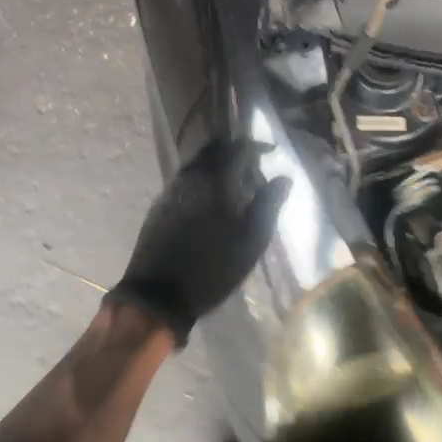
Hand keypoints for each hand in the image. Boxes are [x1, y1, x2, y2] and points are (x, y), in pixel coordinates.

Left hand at [107, 140, 291, 346]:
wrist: (158, 296)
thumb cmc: (212, 268)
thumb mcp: (251, 241)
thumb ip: (268, 204)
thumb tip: (284, 176)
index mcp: (215, 180)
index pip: (238, 147)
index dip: (257, 145)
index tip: (270, 152)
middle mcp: (191, 176)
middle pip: (213, 149)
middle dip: (234, 150)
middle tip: (251, 164)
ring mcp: (171, 190)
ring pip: (197, 163)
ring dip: (216, 164)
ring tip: (233, 184)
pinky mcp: (160, 205)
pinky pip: (185, 179)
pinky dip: (201, 179)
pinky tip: (209, 200)